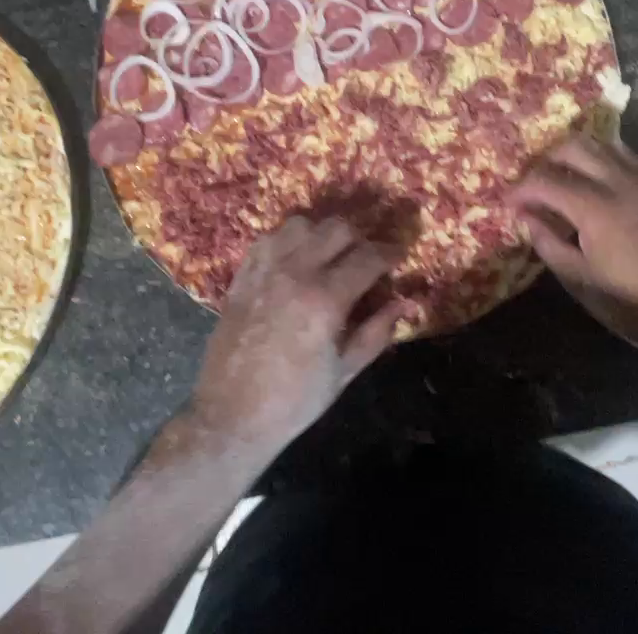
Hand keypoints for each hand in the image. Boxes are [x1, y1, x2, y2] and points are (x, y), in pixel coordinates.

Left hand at [188, 216, 404, 450]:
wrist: (232, 415)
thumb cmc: (295, 400)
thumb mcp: (345, 371)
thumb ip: (377, 331)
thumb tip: (406, 303)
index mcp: (325, 299)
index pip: (369, 256)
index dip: (390, 252)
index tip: (398, 256)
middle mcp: (295, 272)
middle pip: (337, 228)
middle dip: (360, 239)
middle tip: (366, 259)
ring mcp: (265, 269)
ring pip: (302, 223)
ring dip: (323, 234)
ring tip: (330, 256)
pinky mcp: (243, 274)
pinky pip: (271, 237)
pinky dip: (290, 240)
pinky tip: (297, 260)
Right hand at [508, 137, 637, 367]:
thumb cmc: (632, 305)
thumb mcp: (580, 281)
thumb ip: (549, 243)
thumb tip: (527, 217)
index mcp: (595, 208)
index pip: (545, 180)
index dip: (521, 190)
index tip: (509, 204)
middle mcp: (621, 183)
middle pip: (574, 147)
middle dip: (546, 161)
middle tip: (535, 187)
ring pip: (605, 145)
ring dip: (578, 156)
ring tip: (566, 180)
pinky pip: (634, 159)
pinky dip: (613, 162)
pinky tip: (607, 183)